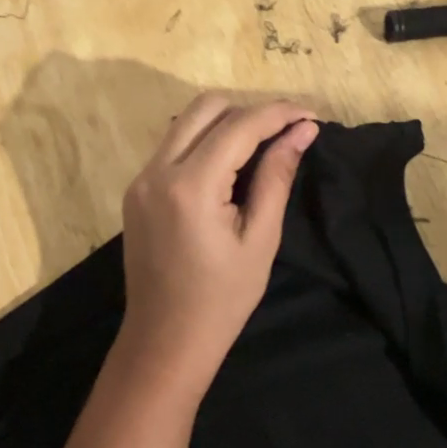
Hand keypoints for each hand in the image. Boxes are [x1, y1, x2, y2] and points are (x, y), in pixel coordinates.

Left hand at [116, 94, 319, 391]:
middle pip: (206, 108)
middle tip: (287, 129)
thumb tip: (302, 131)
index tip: (310, 115)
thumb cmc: (222, 300)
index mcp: (190, 186)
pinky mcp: (136, 190)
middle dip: (250, 109)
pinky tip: (231, 164)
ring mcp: (140, 179)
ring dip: (225, 122)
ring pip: (185, 122)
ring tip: (264, 143)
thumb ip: (276, 177)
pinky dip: (203, 141)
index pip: (238, 126)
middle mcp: (157, 171)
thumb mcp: (260, 239)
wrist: (165, 339)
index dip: (278, 113)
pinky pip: (172, 146)